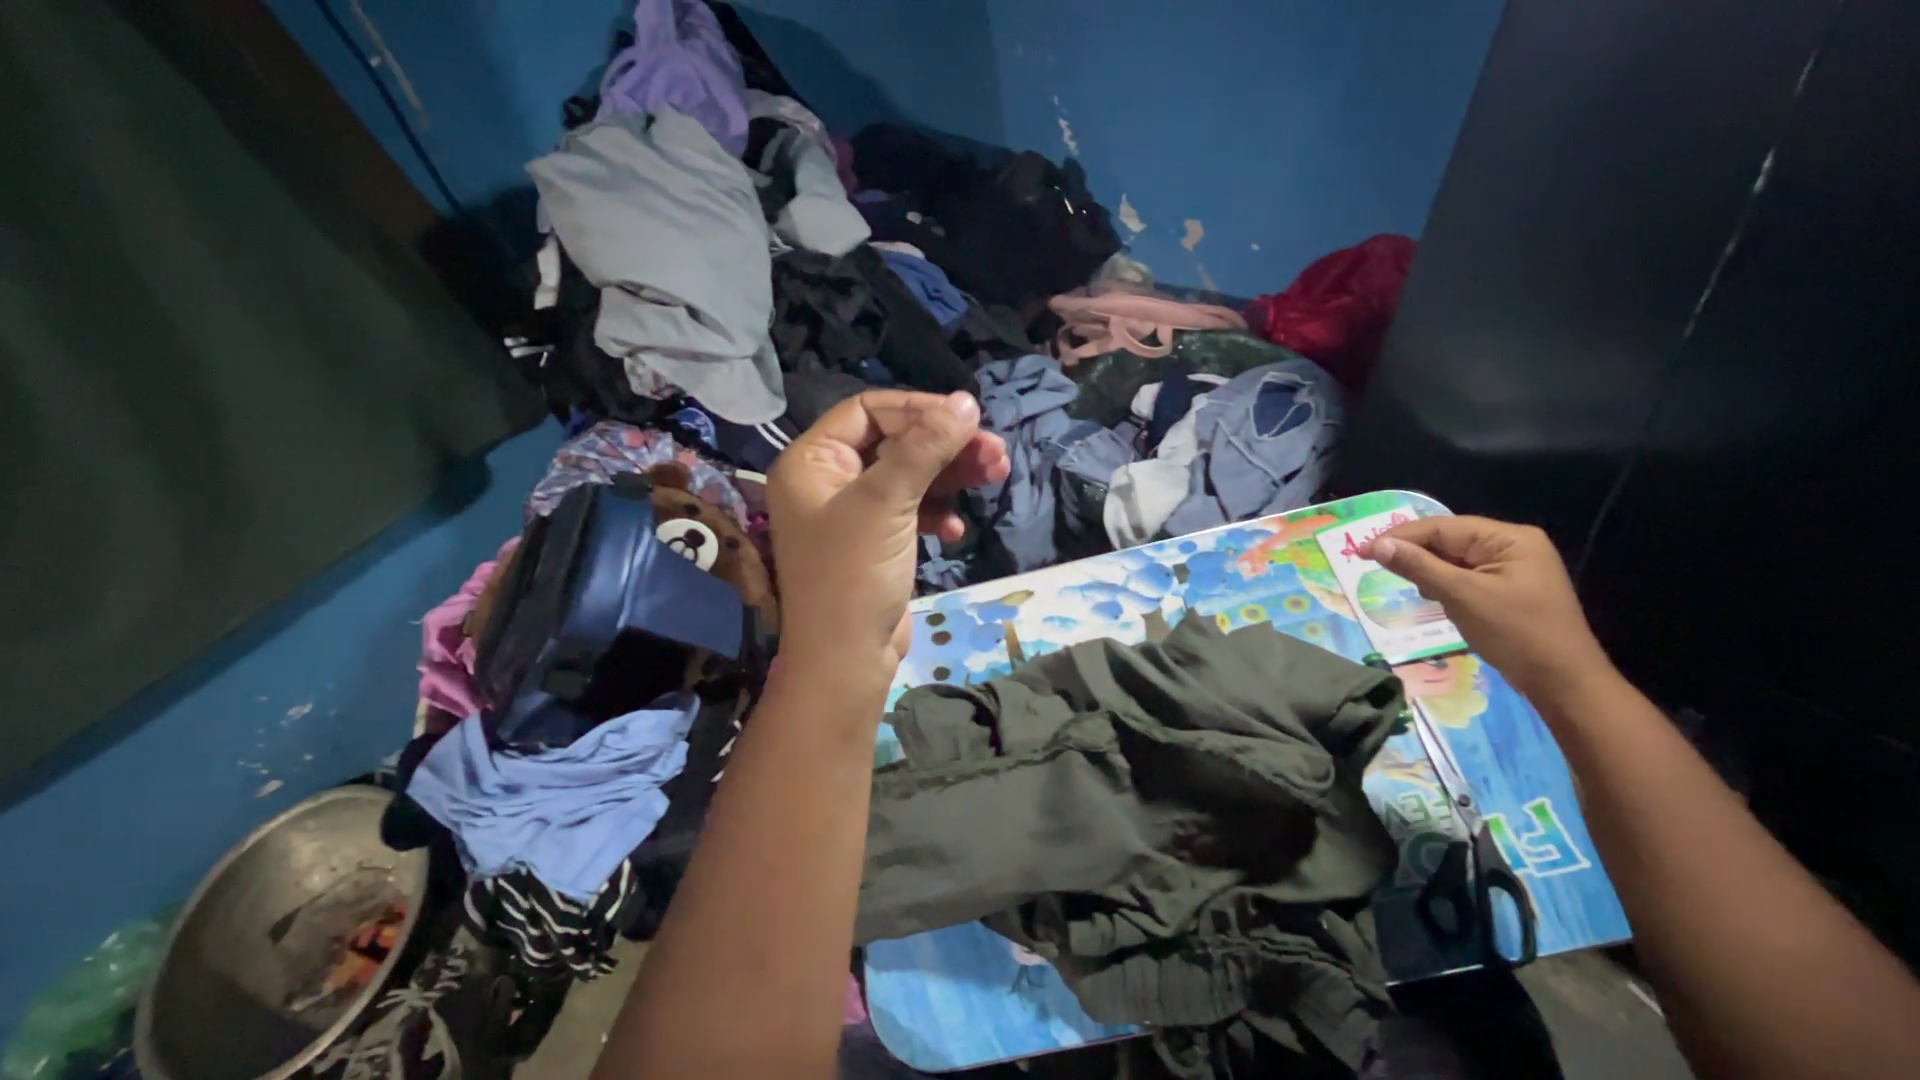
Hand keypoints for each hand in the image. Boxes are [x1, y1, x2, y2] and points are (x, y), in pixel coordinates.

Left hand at [768, 390, 1009, 675]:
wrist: (846, 661)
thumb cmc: (854, 575)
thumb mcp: (887, 504)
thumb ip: (925, 449)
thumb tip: (967, 403)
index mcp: (812, 461)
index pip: (869, 411)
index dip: (919, 410)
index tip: (968, 418)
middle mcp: (828, 481)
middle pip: (895, 442)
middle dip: (946, 445)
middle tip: (996, 451)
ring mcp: (852, 514)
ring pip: (910, 476)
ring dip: (951, 475)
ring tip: (997, 474)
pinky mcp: (876, 543)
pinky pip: (912, 511)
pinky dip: (938, 513)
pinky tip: (957, 529)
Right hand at [1361, 516, 1614, 703]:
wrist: (1564, 682)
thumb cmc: (1516, 633)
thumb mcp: (1462, 597)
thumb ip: (1419, 567)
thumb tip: (1378, 545)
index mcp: (1509, 538)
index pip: (1442, 527)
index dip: (1400, 537)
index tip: (1363, 553)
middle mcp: (1513, 546)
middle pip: (1449, 541)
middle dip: (1415, 555)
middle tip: (1377, 569)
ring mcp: (1513, 569)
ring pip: (1456, 560)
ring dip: (1430, 573)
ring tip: (1413, 590)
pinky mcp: (1509, 590)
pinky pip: (1467, 578)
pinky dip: (1446, 586)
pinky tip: (1437, 601)